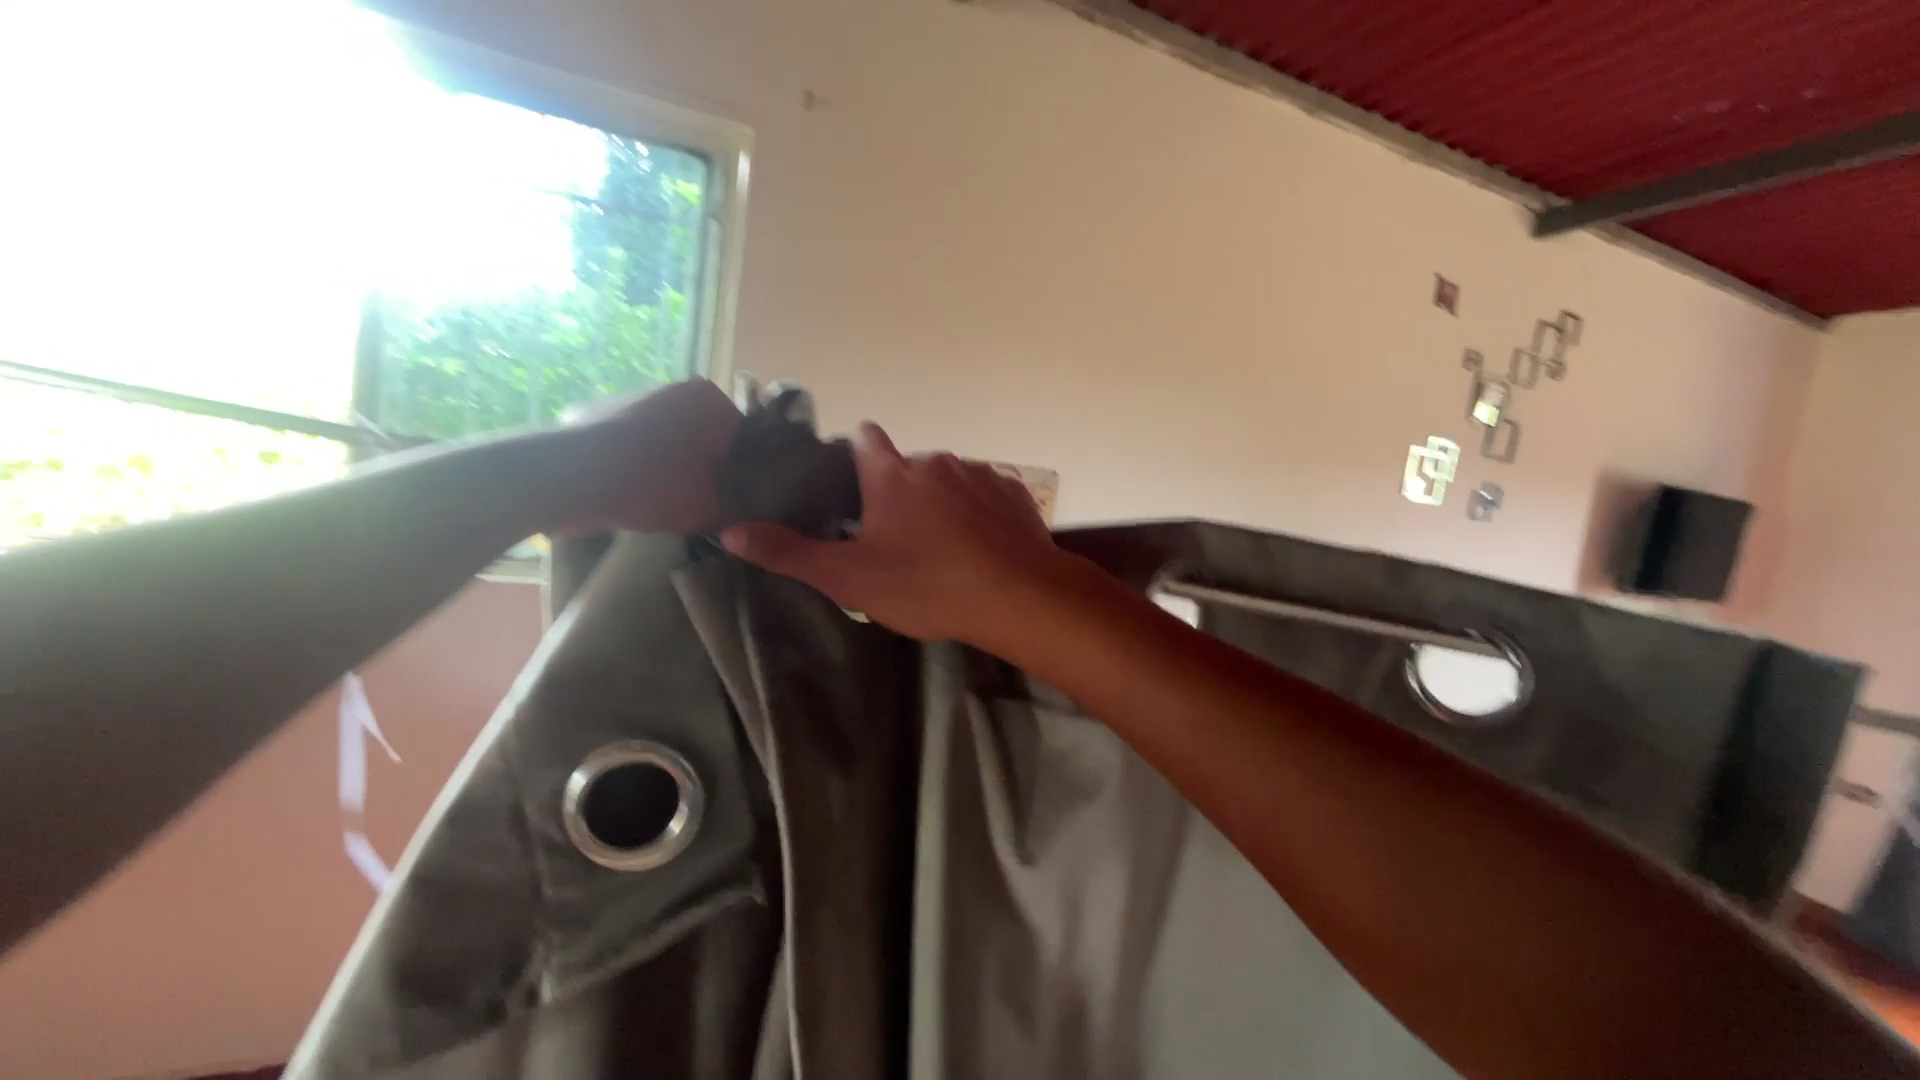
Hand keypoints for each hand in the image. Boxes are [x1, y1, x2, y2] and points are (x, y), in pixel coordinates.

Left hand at [562, 379, 743, 533]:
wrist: (571, 477)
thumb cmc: (654, 486)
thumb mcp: (710, 508)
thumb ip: (736, 504)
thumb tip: (747, 504)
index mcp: (712, 400)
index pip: (742, 436)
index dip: (738, 470)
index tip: (728, 497)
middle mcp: (675, 387)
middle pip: (701, 432)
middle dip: (700, 461)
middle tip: (694, 500)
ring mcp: (630, 394)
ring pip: (662, 434)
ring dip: (664, 460)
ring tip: (655, 498)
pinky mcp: (593, 410)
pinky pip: (626, 439)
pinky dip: (629, 459)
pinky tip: (621, 489)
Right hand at [720, 422, 1074, 646]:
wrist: (1017, 597)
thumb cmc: (926, 586)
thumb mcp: (849, 578)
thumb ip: (789, 553)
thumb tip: (730, 532)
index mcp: (892, 475)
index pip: (865, 436)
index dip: (854, 453)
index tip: (851, 483)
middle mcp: (937, 462)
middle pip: (908, 466)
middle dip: (900, 492)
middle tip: (898, 540)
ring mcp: (981, 474)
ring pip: (950, 480)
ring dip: (942, 503)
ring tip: (944, 549)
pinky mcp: (1016, 493)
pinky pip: (988, 495)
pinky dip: (980, 514)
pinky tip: (982, 548)